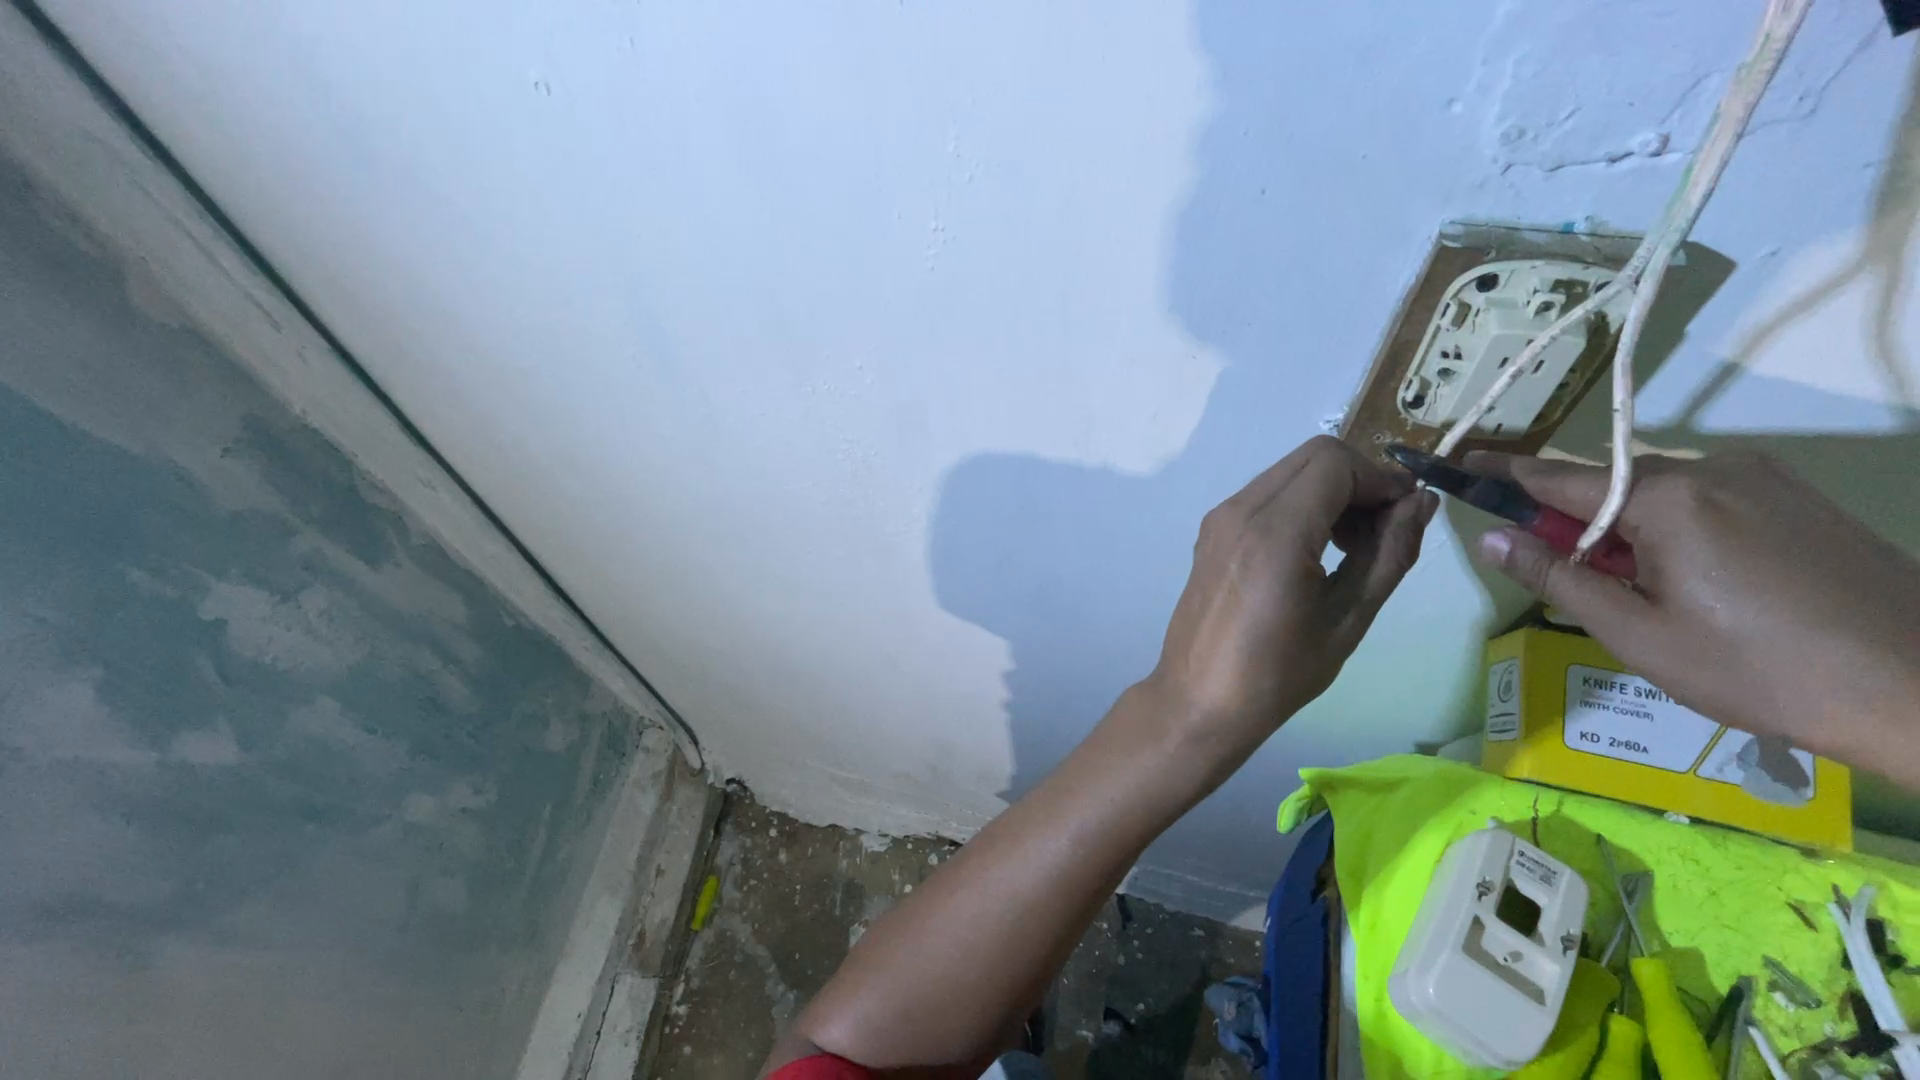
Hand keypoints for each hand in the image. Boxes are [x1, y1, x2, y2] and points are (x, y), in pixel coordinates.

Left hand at [1146, 436, 1437, 759]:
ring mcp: (1218, 519)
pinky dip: (1300, 504)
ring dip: (1330, 491)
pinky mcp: (1211, 532)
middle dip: (1359, 481)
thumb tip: (1420, 501)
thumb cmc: (1278, 673)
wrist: (1199, 700)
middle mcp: (1239, 511)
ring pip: (1288, 471)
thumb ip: (1390, 553)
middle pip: (1314, 456)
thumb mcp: (1348, 618)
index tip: (1408, 514)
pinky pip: (1265, 494)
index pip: (1337, 463)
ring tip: (1351, 547)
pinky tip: (1314, 551)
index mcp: (1274, 532)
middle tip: (1383, 531)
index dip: (1382, 479)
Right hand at [1469, 450, 1919, 784]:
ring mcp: (1765, 479)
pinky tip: (1696, 584)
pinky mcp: (1799, 499)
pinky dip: (1674, 530)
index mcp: (1667, 498)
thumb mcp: (1636, 633)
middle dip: (1574, 520)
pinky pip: (1707, 500)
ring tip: (1644, 596)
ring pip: (1660, 494)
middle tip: (1568, 577)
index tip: (1460, 464)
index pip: (1556, 477)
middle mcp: (1713, 470)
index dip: (1503, 474)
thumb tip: (1492, 537)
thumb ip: (1557, 576)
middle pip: (1609, 485)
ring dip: (1627, 530)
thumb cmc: (1758, 670)